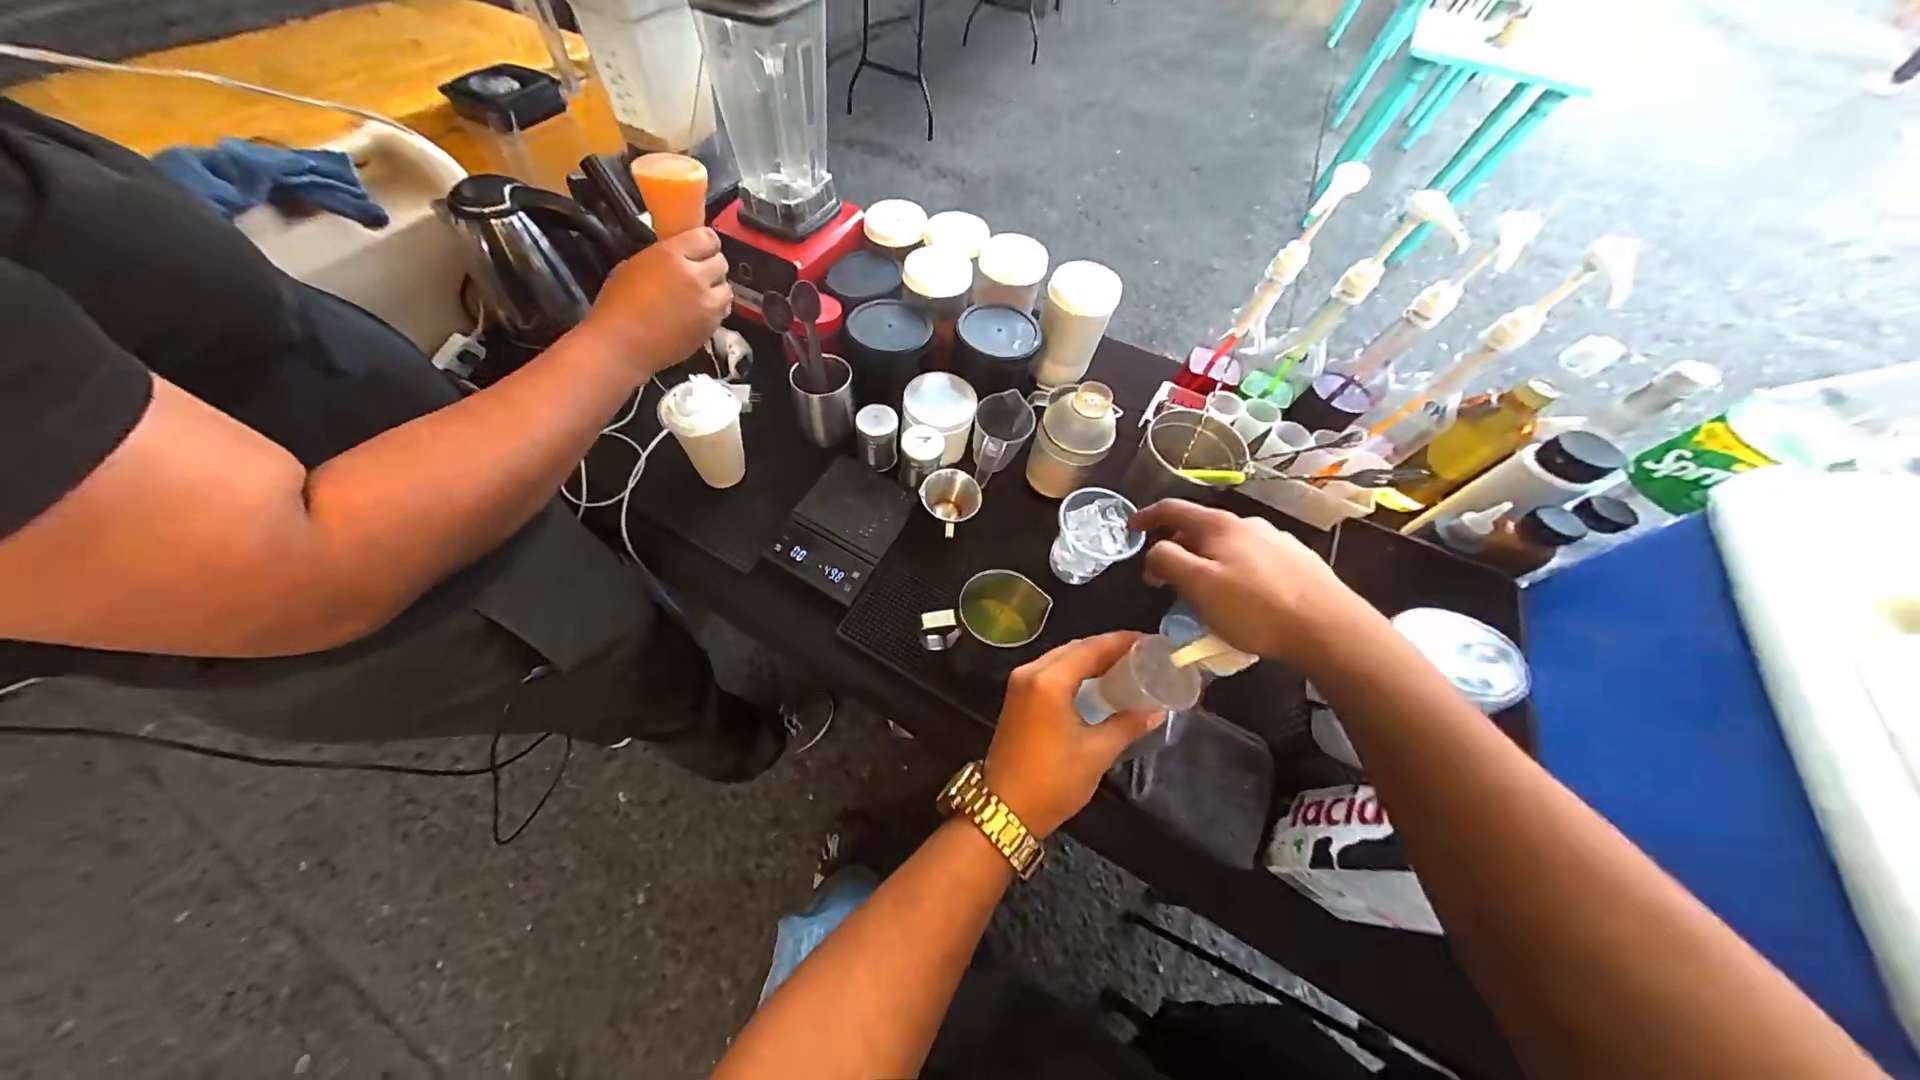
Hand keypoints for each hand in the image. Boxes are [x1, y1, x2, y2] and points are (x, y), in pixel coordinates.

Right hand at [581, 228, 730, 377]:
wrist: (623, 345)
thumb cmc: (619, 304)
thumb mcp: (635, 265)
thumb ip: (664, 257)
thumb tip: (680, 257)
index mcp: (673, 255)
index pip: (708, 238)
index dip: (705, 243)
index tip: (699, 249)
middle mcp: (696, 277)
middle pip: (721, 263)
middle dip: (711, 266)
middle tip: (697, 273)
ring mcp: (708, 304)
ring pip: (727, 288)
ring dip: (716, 289)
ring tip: (699, 295)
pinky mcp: (712, 326)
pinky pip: (723, 310)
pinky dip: (715, 308)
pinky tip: (698, 312)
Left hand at [985, 632, 1165, 838]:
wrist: (1004, 809)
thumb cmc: (1052, 781)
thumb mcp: (1096, 753)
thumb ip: (1127, 725)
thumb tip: (1156, 710)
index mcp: (1048, 681)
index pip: (1091, 648)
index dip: (1121, 642)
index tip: (1149, 641)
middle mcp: (1030, 673)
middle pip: (1074, 648)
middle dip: (1107, 647)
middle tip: (1140, 654)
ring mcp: (1019, 684)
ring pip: (1060, 658)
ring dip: (1089, 658)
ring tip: (1123, 664)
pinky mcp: (1016, 697)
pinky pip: (1049, 671)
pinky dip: (1073, 670)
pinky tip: (1095, 680)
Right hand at [1128, 499, 1375, 668]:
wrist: (1330, 629)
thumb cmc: (1255, 607)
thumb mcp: (1198, 585)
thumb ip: (1167, 560)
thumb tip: (1156, 550)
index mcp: (1219, 525)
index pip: (1172, 509)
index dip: (1146, 517)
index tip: (1130, 530)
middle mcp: (1248, 525)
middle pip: (1199, 531)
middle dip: (1175, 551)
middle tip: (1162, 582)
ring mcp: (1277, 542)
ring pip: (1226, 548)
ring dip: (1205, 565)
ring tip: (1201, 597)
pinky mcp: (1298, 563)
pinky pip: (1251, 563)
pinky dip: (1232, 574)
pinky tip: (1240, 601)